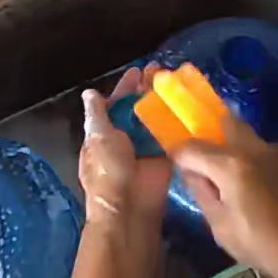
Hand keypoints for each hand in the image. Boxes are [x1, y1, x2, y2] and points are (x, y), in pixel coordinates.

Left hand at [78, 66, 173, 230]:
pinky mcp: (164, 154)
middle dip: (148, 89)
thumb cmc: (108, 170)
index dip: (126, 87)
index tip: (138, 70)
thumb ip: (98, 114)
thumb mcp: (98, 137)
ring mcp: (146, 145)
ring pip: (155, 118)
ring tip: (177, 82)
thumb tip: (89, 92)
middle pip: (138, 108)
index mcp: (105, 131)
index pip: (116, 103)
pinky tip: (188, 103)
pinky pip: (171, 134)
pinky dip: (177, 120)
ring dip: (164, 101)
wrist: (129, 207)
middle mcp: (126, 136)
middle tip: (162, 70)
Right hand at [172, 118, 277, 277]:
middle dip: (212, 135)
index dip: (179, 153)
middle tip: (205, 156)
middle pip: (225, 122)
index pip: (192, 147)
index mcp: (230, 166)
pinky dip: (257, 161)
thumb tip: (191, 172)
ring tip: (237, 178)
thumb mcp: (220, 226)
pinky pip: (266, 151)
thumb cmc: (261, 245)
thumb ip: (201, 192)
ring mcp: (277, 149)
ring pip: (247, 137)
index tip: (175, 160)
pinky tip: (262, 186)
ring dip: (236, 150)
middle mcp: (253, 148)